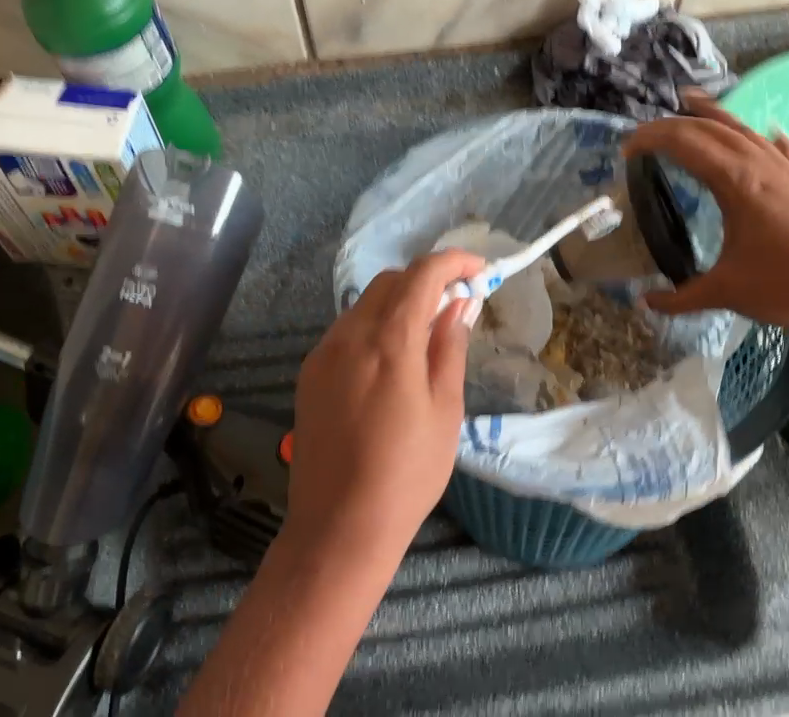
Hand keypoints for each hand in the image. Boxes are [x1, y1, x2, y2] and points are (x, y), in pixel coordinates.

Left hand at [286, 250, 484, 558]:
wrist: (339, 526)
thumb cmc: (407, 474)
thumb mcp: (445, 410)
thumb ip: (449, 348)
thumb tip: (458, 305)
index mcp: (389, 341)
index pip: (421, 275)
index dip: (453, 262)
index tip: (479, 270)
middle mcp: (349, 335)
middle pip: (389, 282)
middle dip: (425, 281)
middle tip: (456, 305)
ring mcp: (323, 354)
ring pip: (364, 304)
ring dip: (398, 304)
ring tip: (426, 336)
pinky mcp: (309, 374)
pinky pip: (346, 331)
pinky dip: (374, 327)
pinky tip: (391, 362)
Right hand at [623, 92, 788, 329]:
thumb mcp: (726, 292)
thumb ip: (681, 298)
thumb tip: (646, 303)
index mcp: (734, 181)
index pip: (683, 142)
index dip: (650, 140)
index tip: (625, 151)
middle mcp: (758, 164)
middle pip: (709, 128)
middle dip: (671, 124)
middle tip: (643, 134)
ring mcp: (785, 170)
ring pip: (742, 130)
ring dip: (712, 115)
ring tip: (690, 102)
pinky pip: (776, 148)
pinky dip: (760, 137)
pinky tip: (766, 133)